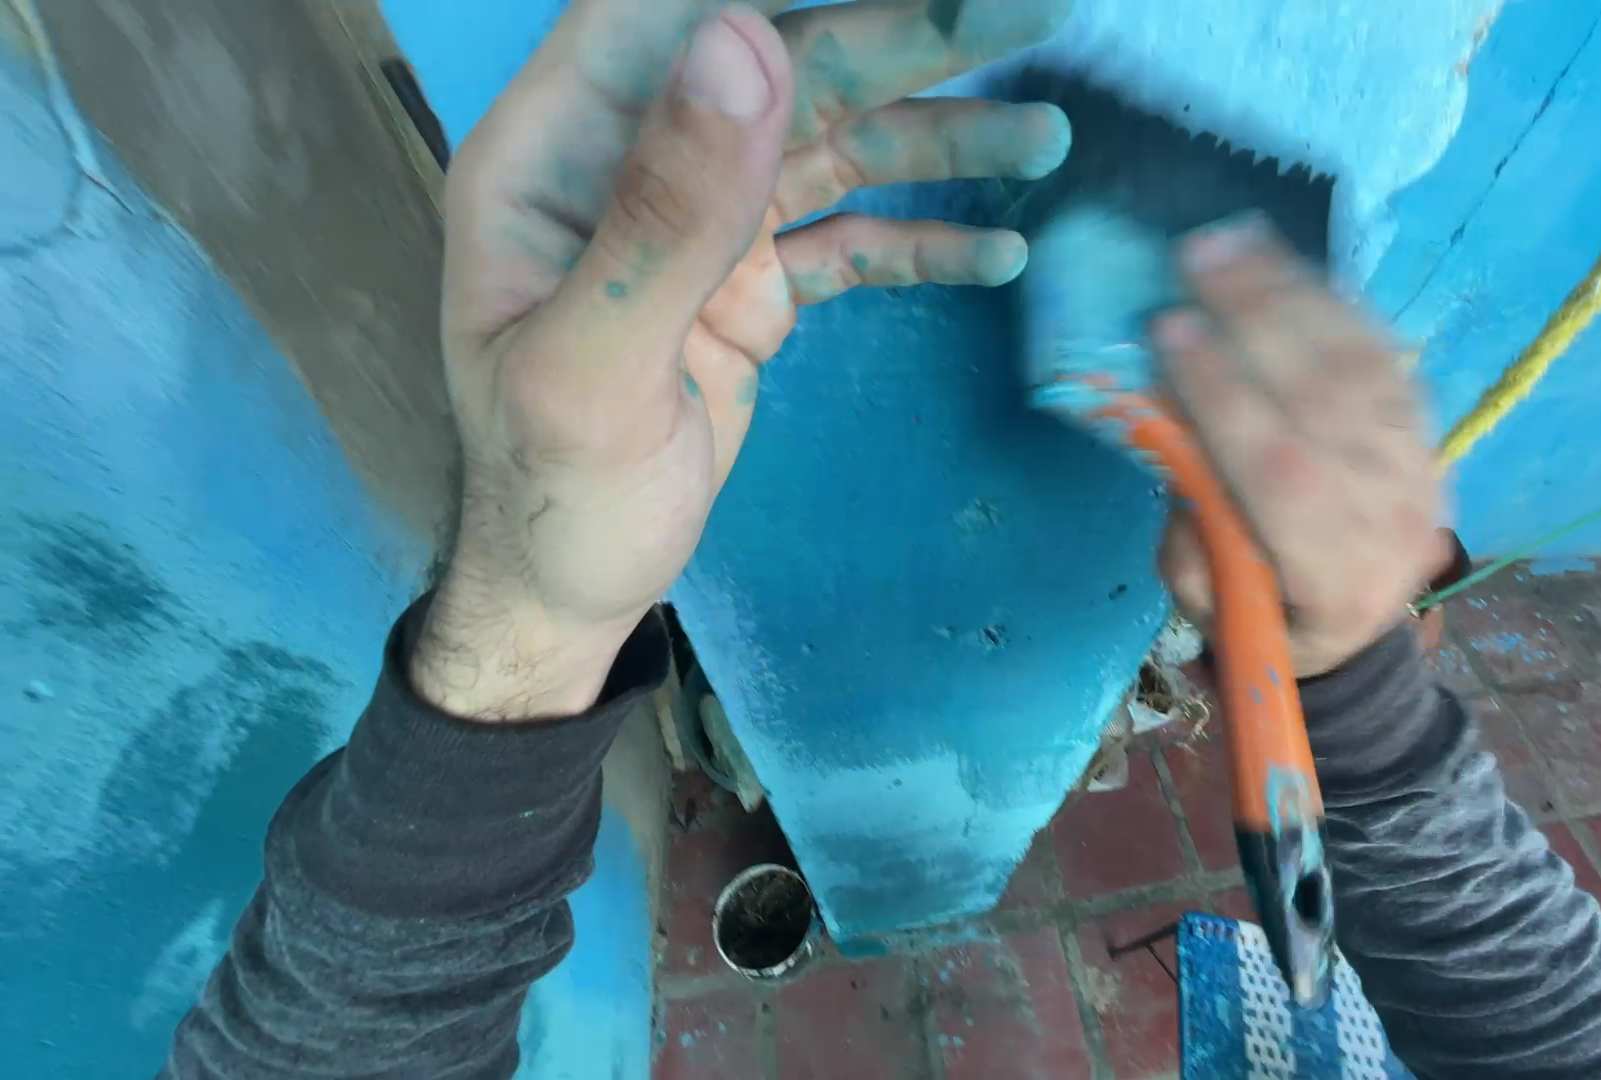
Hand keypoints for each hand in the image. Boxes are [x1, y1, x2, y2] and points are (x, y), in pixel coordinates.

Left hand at [414, 0, 1074, 718]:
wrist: (581, 577)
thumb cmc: (558, 494)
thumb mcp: (593, 372)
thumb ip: (663, 219)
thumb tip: (748, 46)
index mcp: (558, 157)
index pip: (673, 18)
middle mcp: (639, 170)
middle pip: (782, 74)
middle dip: (906, 43)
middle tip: (1030, 12)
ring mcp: (708, 233)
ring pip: (833, 157)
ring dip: (938, 144)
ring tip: (1043, 133)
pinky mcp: (757, 292)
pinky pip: (850, 249)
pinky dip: (920, 245)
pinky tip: (995, 251)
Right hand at [1152, 218, 1445, 676]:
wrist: (1358, 621)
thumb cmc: (1265, 617)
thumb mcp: (1207, 601)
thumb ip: (1189, 531)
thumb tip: (1172, 432)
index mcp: (1332, 577)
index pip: (1281, 473)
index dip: (1224, 398)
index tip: (1170, 332)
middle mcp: (1391, 514)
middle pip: (1329, 402)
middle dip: (1257, 321)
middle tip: (1197, 258)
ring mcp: (1418, 465)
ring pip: (1361, 365)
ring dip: (1292, 294)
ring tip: (1233, 242)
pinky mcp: (1424, 430)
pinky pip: (1382, 352)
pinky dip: (1331, 302)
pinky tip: (1283, 264)